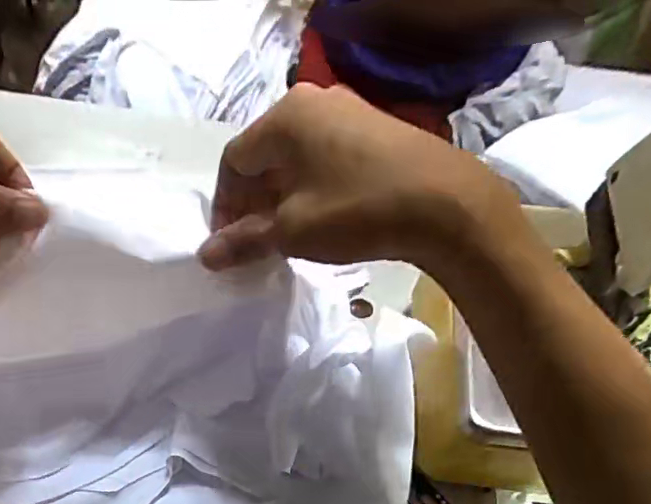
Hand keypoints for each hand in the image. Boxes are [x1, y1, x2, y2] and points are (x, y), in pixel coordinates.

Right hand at [198, 84, 541, 279]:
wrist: (443, 204)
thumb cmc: (355, 210)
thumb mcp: (291, 231)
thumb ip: (244, 241)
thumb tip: (206, 256)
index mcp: (284, 116)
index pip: (233, 161)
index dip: (224, 207)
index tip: (227, 245)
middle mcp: (312, 101)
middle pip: (263, 156)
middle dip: (250, 203)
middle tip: (252, 244)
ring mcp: (346, 111)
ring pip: (293, 158)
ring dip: (279, 198)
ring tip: (283, 237)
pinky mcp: (371, 130)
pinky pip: (322, 158)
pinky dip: (307, 189)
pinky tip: (316, 219)